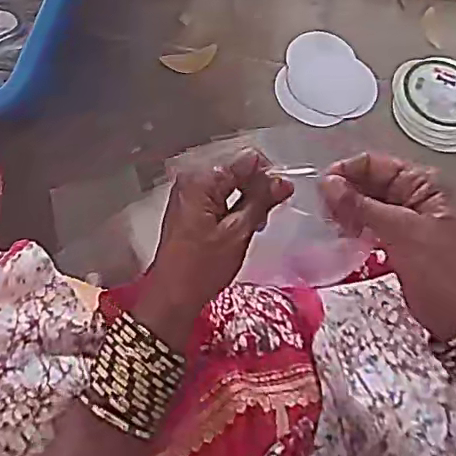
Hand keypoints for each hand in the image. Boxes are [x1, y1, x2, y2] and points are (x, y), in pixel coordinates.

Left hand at [137, 149, 292, 348]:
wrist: (172, 297)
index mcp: (201, 179)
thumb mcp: (238, 232)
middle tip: (268, 213)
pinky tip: (242, 224)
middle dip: (257, 187)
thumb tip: (283, 182)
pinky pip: (219, 194)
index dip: (268, 175)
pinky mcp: (189, 205)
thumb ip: (262, 201)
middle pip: (237, 168)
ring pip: (230, 182)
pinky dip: (234, 205)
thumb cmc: (202, 268)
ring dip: (247, 197)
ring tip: (256, 222)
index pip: (246, 159)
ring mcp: (188, 191)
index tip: (281, 194)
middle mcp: (191, 178)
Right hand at [321, 153, 455, 339]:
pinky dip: (353, 225)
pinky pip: (367, 223)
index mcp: (420, 183)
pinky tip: (340, 233)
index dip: (348, 170)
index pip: (375, 164)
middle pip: (367, 181)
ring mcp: (402, 218)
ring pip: (364, 203)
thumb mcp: (400, 231)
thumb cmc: (439, 270)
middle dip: (344, 191)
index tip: (324, 185)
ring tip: (330, 221)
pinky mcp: (394, 239)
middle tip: (323, 207)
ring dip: (346, 209)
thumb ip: (361, 205)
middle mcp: (411, 195)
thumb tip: (329, 183)